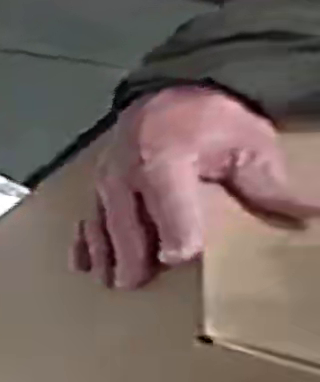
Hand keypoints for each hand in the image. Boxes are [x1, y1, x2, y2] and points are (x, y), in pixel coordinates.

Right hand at [75, 85, 319, 288]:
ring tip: (107, 279)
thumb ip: (267, 184)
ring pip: (100, 224)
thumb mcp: (250, 146)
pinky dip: (84, 241)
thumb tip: (306, 214)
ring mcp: (104, 183)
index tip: (178, 258)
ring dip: (102, 253)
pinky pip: (87, 217)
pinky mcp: (96, 187)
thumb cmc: (211, 121)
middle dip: (128, 254)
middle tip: (130, 283)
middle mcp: (124, 178)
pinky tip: (83, 259)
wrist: (168, 98)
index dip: (174, 232)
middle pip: (124, 223)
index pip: (168, 206)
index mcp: (162, 165)